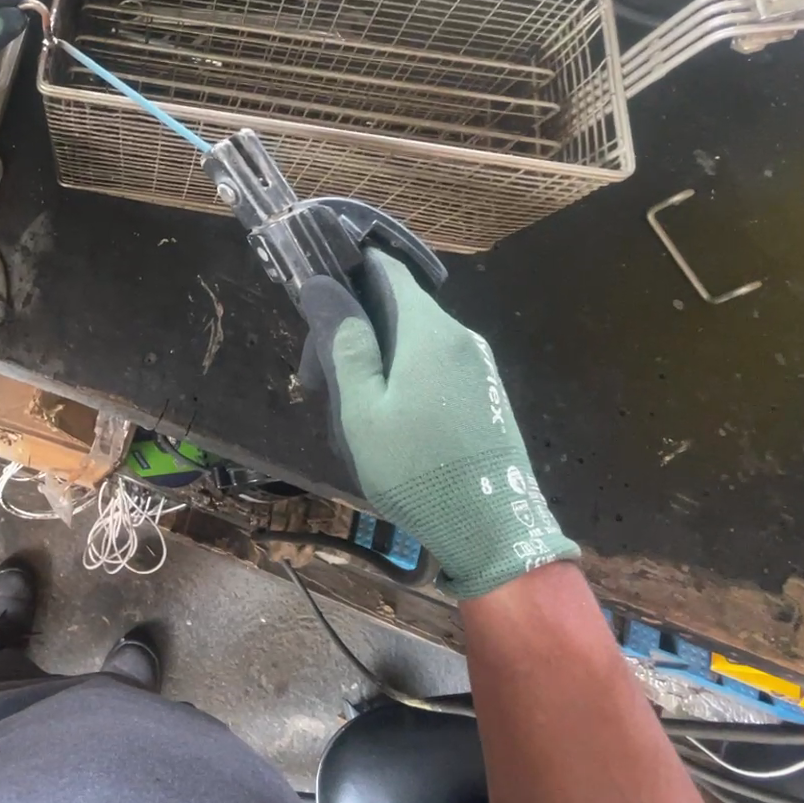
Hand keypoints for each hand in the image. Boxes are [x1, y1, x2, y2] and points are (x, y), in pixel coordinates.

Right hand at [297, 252, 577, 596]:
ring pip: (408, 340)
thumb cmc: (415, 469)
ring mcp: (475, 365)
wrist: (493, 533)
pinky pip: (429, 364)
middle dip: (347, 332)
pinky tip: (378, 419)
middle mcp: (459, 337)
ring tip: (343, 412)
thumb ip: (343, 343)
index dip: (346, 269)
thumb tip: (320, 284)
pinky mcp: (482, 392)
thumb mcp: (362, 408)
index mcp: (429, 331)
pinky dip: (395, 377)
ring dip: (368, 361)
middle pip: (393, 308)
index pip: (386, 270)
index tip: (310, 295)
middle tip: (314, 382)